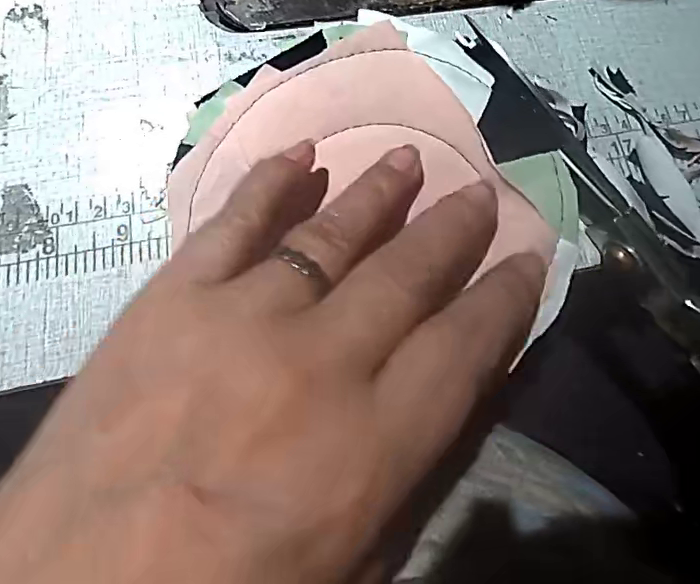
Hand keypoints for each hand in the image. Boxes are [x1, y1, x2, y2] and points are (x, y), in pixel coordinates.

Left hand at [0, 143, 546, 583]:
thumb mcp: (347, 566)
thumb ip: (404, 474)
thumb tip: (446, 391)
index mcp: (364, 448)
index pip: (464, 345)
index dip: (506, 296)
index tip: (528, 256)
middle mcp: (316, 367)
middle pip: (408, 273)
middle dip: (454, 228)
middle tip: (478, 191)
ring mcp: (240, 321)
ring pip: (330, 235)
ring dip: (376, 192)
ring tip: (407, 158)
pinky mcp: (171, 300)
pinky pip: (233, 224)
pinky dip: (269, 185)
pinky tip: (301, 156)